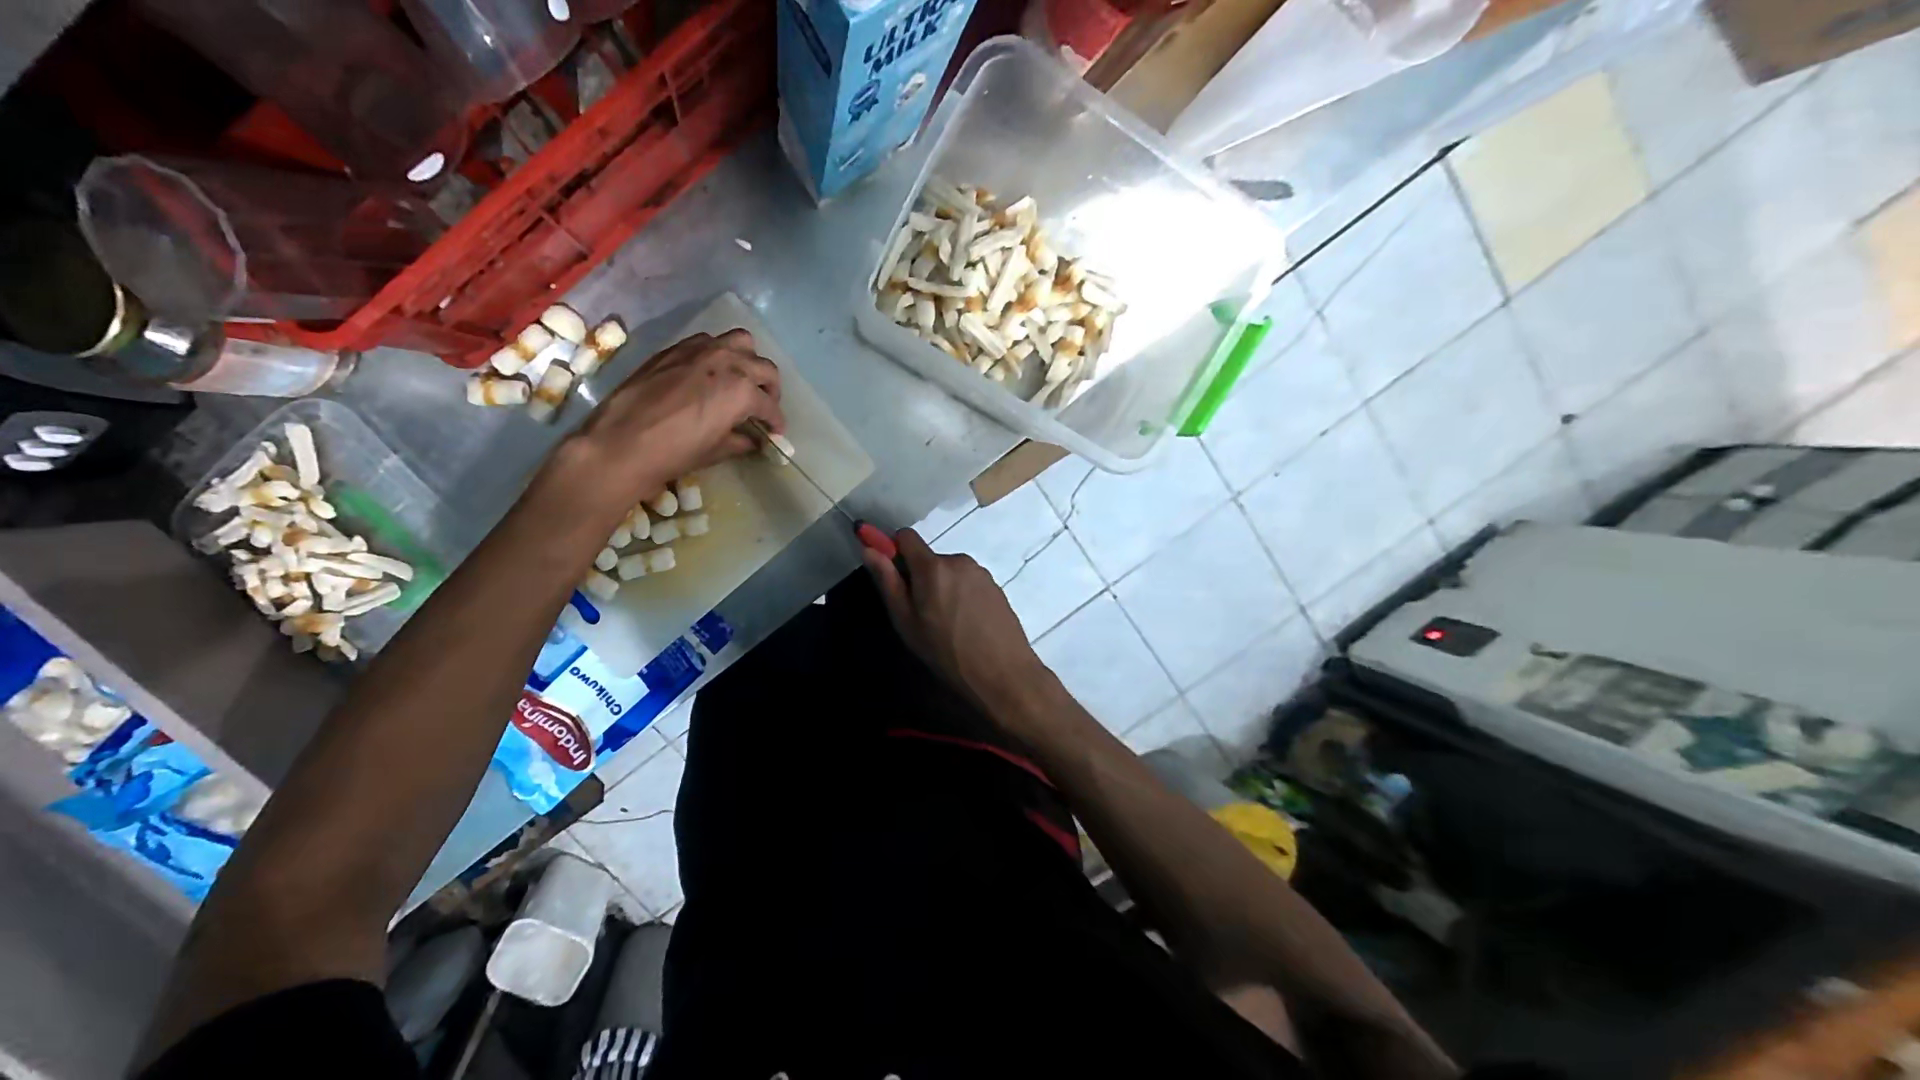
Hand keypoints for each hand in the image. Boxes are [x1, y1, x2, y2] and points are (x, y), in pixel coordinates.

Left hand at [558, 329, 784, 501]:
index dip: (776, 422)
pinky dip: (719, 354)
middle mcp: (728, 362)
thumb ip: (741, 440)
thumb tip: (754, 441)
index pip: (770, 406)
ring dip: (749, 360)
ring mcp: (701, 350)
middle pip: (764, 368)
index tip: (776, 432)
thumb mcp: (716, 450)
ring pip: (741, 342)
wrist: (622, 442)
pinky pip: (710, 341)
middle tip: (764, 406)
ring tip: (742, 379)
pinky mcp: (677, 348)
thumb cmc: (675, 452)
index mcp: (743, 391)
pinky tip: (710, 373)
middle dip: (770, 389)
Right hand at [862, 528, 1051, 713]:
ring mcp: (981, 572)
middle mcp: (958, 560)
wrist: (1002, 673)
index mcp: (933, 566)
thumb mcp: (907, 622)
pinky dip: (962, 597)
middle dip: (922, 579)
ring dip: (943, 589)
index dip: (894, 551)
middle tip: (923, 616)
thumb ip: (888, 582)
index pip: (906, 537)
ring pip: (950, 573)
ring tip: (948, 625)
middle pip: (929, 559)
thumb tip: (868, 548)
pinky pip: (969, 583)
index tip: (894, 576)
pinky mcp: (996, 586)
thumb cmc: (946, 651)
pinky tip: (968, 625)